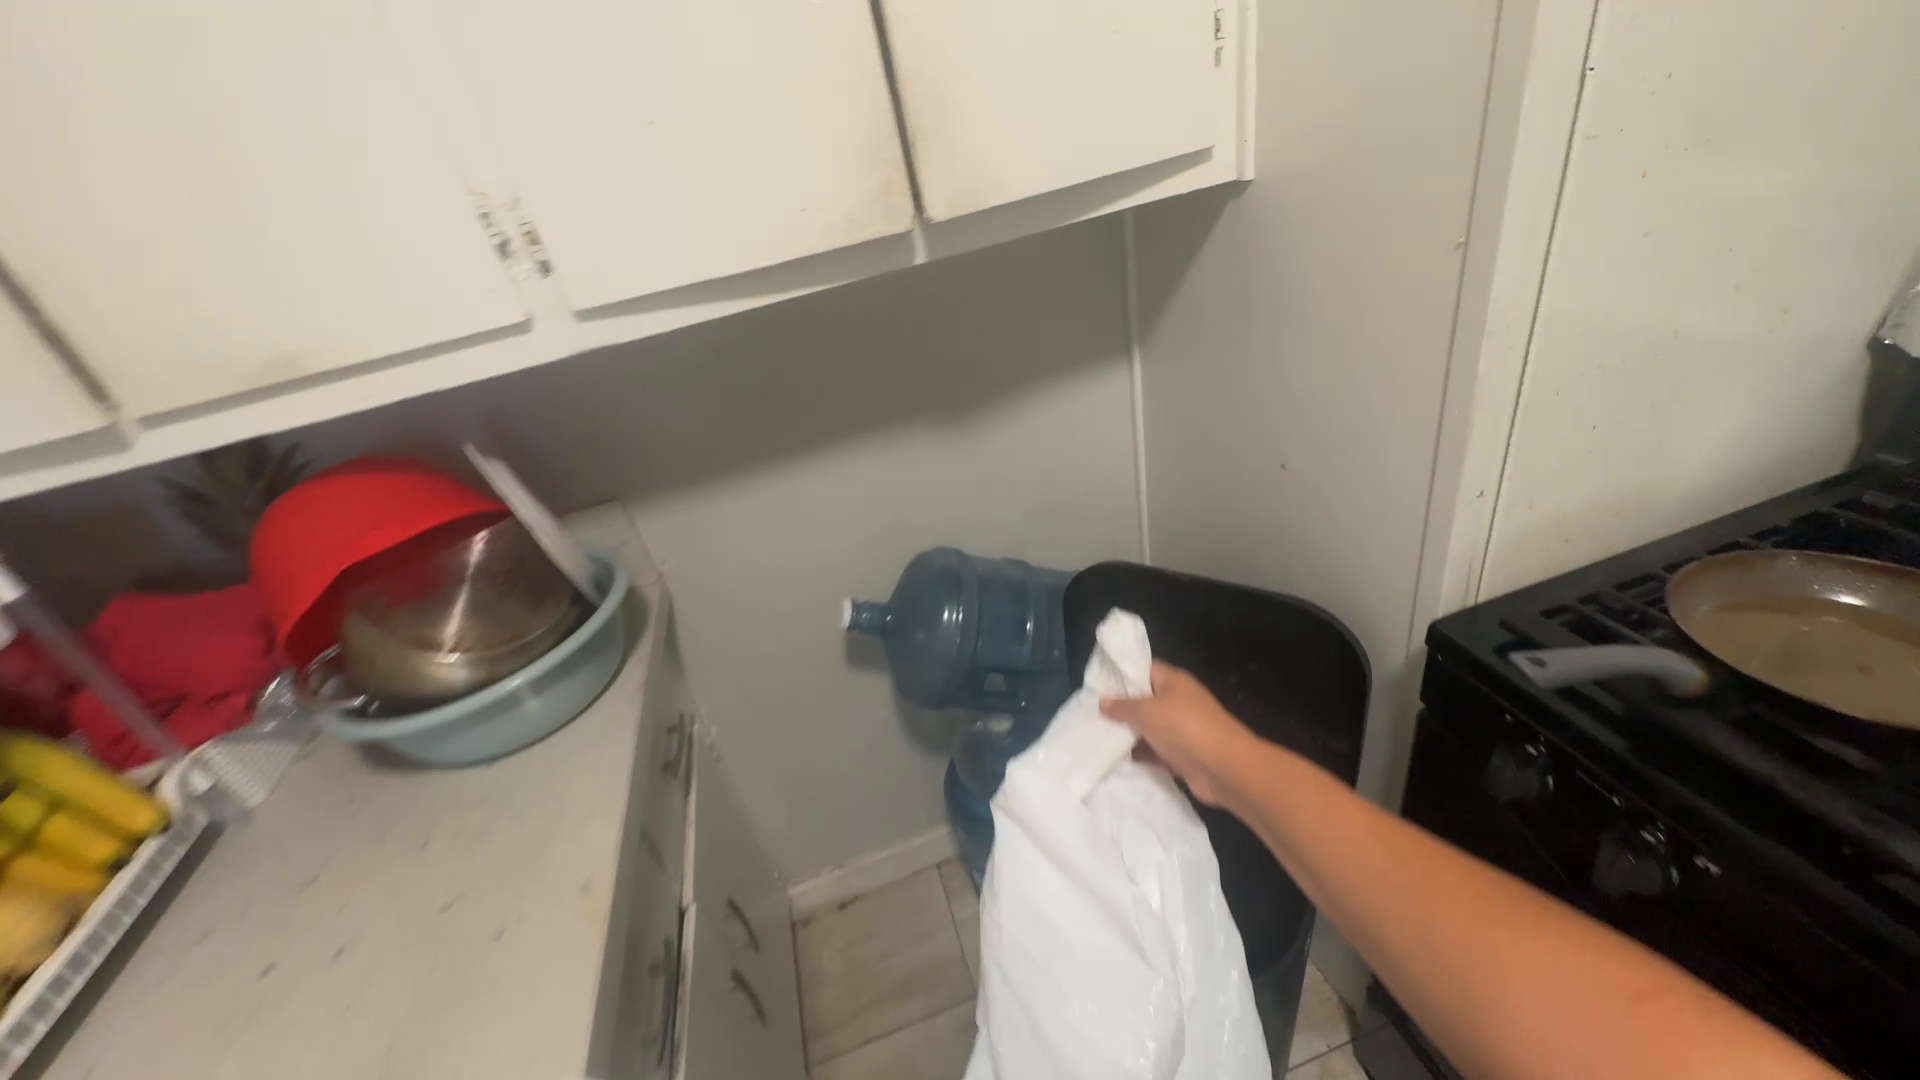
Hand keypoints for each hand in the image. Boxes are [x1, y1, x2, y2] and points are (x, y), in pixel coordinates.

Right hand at [1101, 661, 1253, 805]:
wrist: (1224, 768)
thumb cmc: (1184, 727)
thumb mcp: (1146, 711)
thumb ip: (1122, 706)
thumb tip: (1102, 701)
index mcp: (1174, 682)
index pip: (1145, 669)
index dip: (1123, 674)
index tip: (1098, 683)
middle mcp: (1179, 702)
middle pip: (1145, 700)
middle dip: (1121, 708)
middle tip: (1092, 713)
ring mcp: (1182, 729)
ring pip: (1149, 728)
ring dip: (1129, 734)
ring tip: (1098, 736)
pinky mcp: (1183, 755)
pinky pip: (1156, 751)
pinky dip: (1141, 755)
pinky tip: (1117, 759)